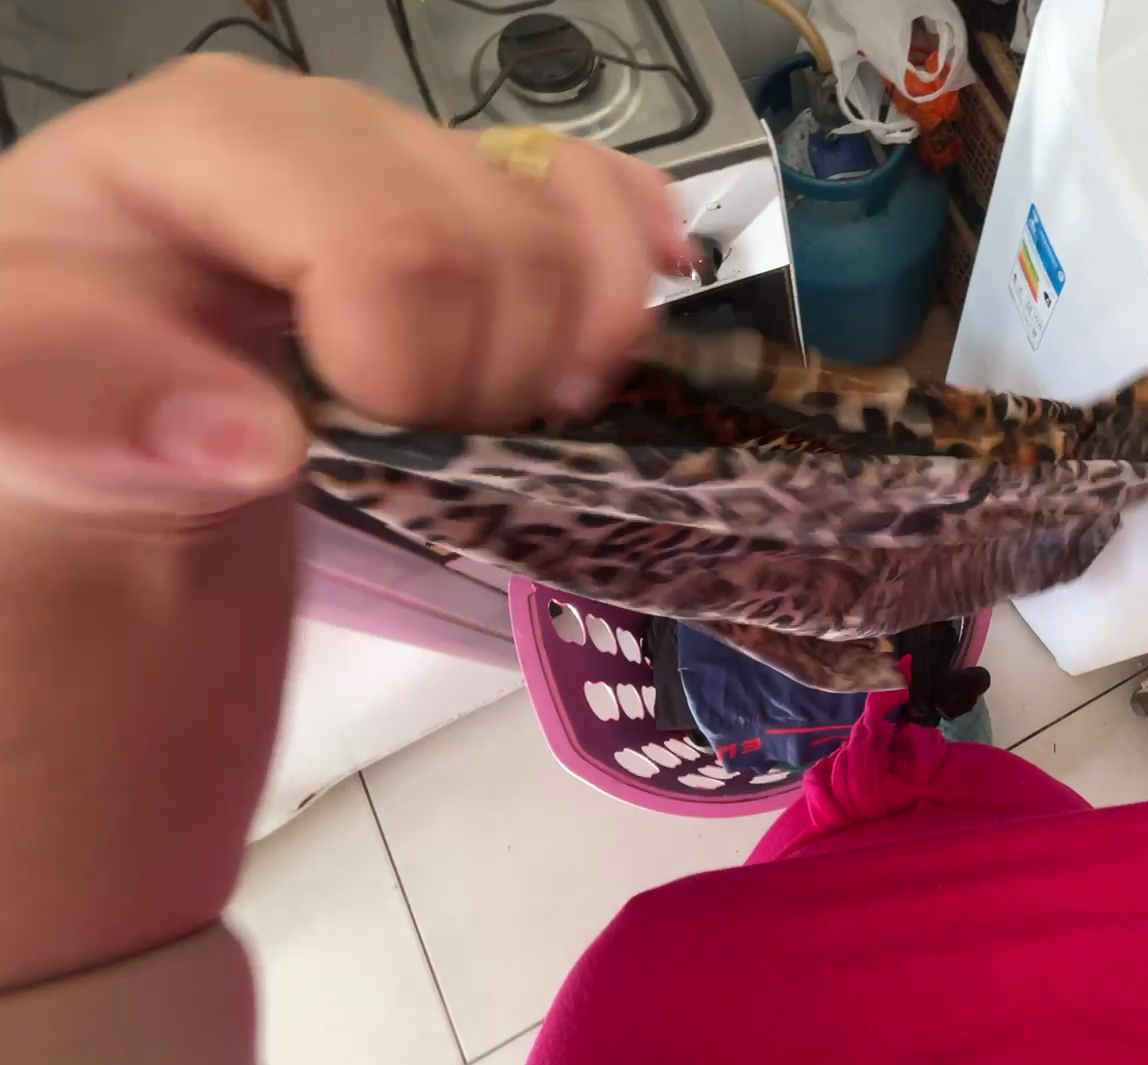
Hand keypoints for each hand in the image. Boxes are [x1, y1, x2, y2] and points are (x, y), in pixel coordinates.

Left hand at [0, 54, 689, 520]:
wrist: (171, 381)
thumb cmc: (100, 388)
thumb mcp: (24, 411)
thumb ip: (86, 412)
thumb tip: (253, 438)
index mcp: (215, 140)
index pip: (396, 244)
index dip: (423, 368)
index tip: (388, 430)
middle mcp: (346, 121)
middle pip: (511, 245)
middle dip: (503, 374)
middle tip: (452, 430)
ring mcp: (441, 150)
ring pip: (587, 222)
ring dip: (586, 341)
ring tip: (540, 396)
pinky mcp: (503, 187)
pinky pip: (609, 186)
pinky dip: (646, 239)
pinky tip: (662, 272)